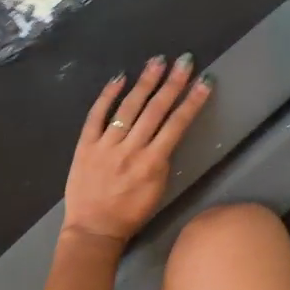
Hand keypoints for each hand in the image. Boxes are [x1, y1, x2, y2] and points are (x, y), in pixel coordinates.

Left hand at [63, 55, 212, 243]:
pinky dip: (107, 96)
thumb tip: (164, 135)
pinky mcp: (85, 145)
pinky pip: (96, 115)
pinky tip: (119, 78)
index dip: (192, 101)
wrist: (94, 229)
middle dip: (172, 83)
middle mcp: (131, 149)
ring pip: (128, 108)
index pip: (177, 125)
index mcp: (153, 163)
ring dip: (145, 82)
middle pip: (155, 110)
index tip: (204, 81)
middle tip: (184, 61)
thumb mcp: (157, 190)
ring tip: (157, 61)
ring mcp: (106, 145)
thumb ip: (161, 161)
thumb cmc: (131, 213)